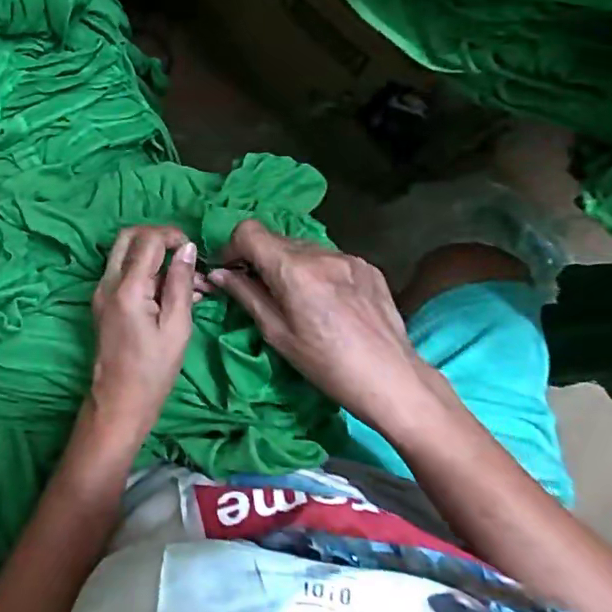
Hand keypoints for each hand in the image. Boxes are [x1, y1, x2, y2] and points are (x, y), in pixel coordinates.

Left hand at [89, 224, 198, 434]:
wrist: (118, 403)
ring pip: (125, 252)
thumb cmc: (153, 370)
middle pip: (129, 236)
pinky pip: (124, 272)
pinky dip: (147, 271)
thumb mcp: (176, 327)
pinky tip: (175, 291)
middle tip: (185, 253)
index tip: (194, 251)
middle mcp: (108, 282)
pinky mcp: (104, 302)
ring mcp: (102, 291)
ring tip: (188, 279)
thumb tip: (187, 249)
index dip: (173, 236)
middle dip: (159, 237)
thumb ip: (180, 283)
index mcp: (126, 288)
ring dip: (154, 254)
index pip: (148, 240)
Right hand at [210, 220, 427, 422]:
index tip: (231, 271)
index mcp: (294, 270)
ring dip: (289, 264)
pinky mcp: (367, 266)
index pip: (249, 231)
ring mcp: (348, 257)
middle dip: (259, 258)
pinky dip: (317, 271)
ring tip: (295, 298)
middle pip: (275, 239)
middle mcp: (321, 253)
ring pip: (303, 248)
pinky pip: (329, 259)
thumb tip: (219, 274)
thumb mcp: (278, 334)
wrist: (391, 380)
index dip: (233, 247)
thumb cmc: (327, 365)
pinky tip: (326, 302)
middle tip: (258, 289)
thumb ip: (247, 296)